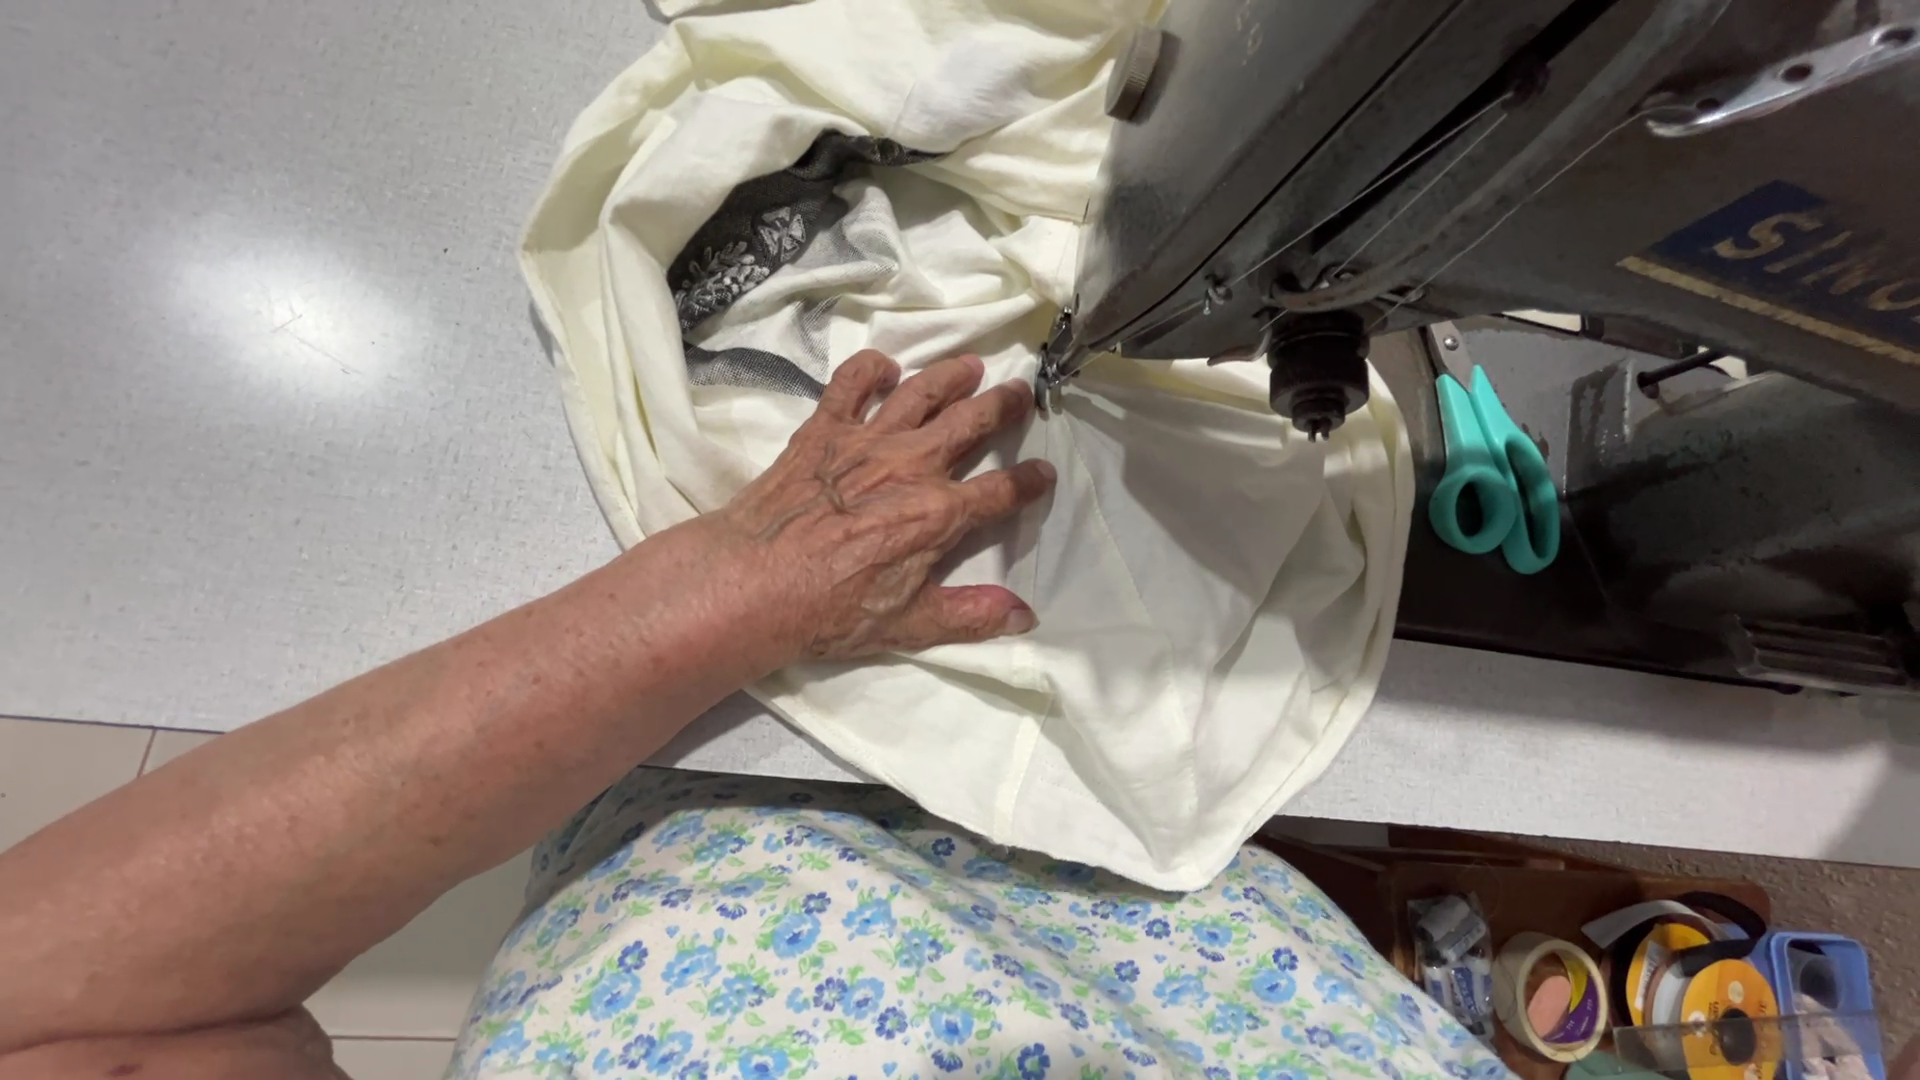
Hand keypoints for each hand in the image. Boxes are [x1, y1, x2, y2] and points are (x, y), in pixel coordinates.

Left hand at [714, 350, 1054, 661]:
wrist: (752, 582)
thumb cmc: (831, 610)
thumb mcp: (909, 625)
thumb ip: (970, 616)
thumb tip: (1024, 615)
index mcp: (938, 514)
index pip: (1001, 492)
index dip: (1029, 482)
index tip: (1044, 472)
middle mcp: (911, 466)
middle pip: (970, 424)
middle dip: (1002, 407)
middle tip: (1020, 392)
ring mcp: (866, 441)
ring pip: (921, 393)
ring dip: (951, 376)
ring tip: (972, 365)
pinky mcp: (823, 429)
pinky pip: (851, 384)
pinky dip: (870, 368)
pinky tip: (885, 367)